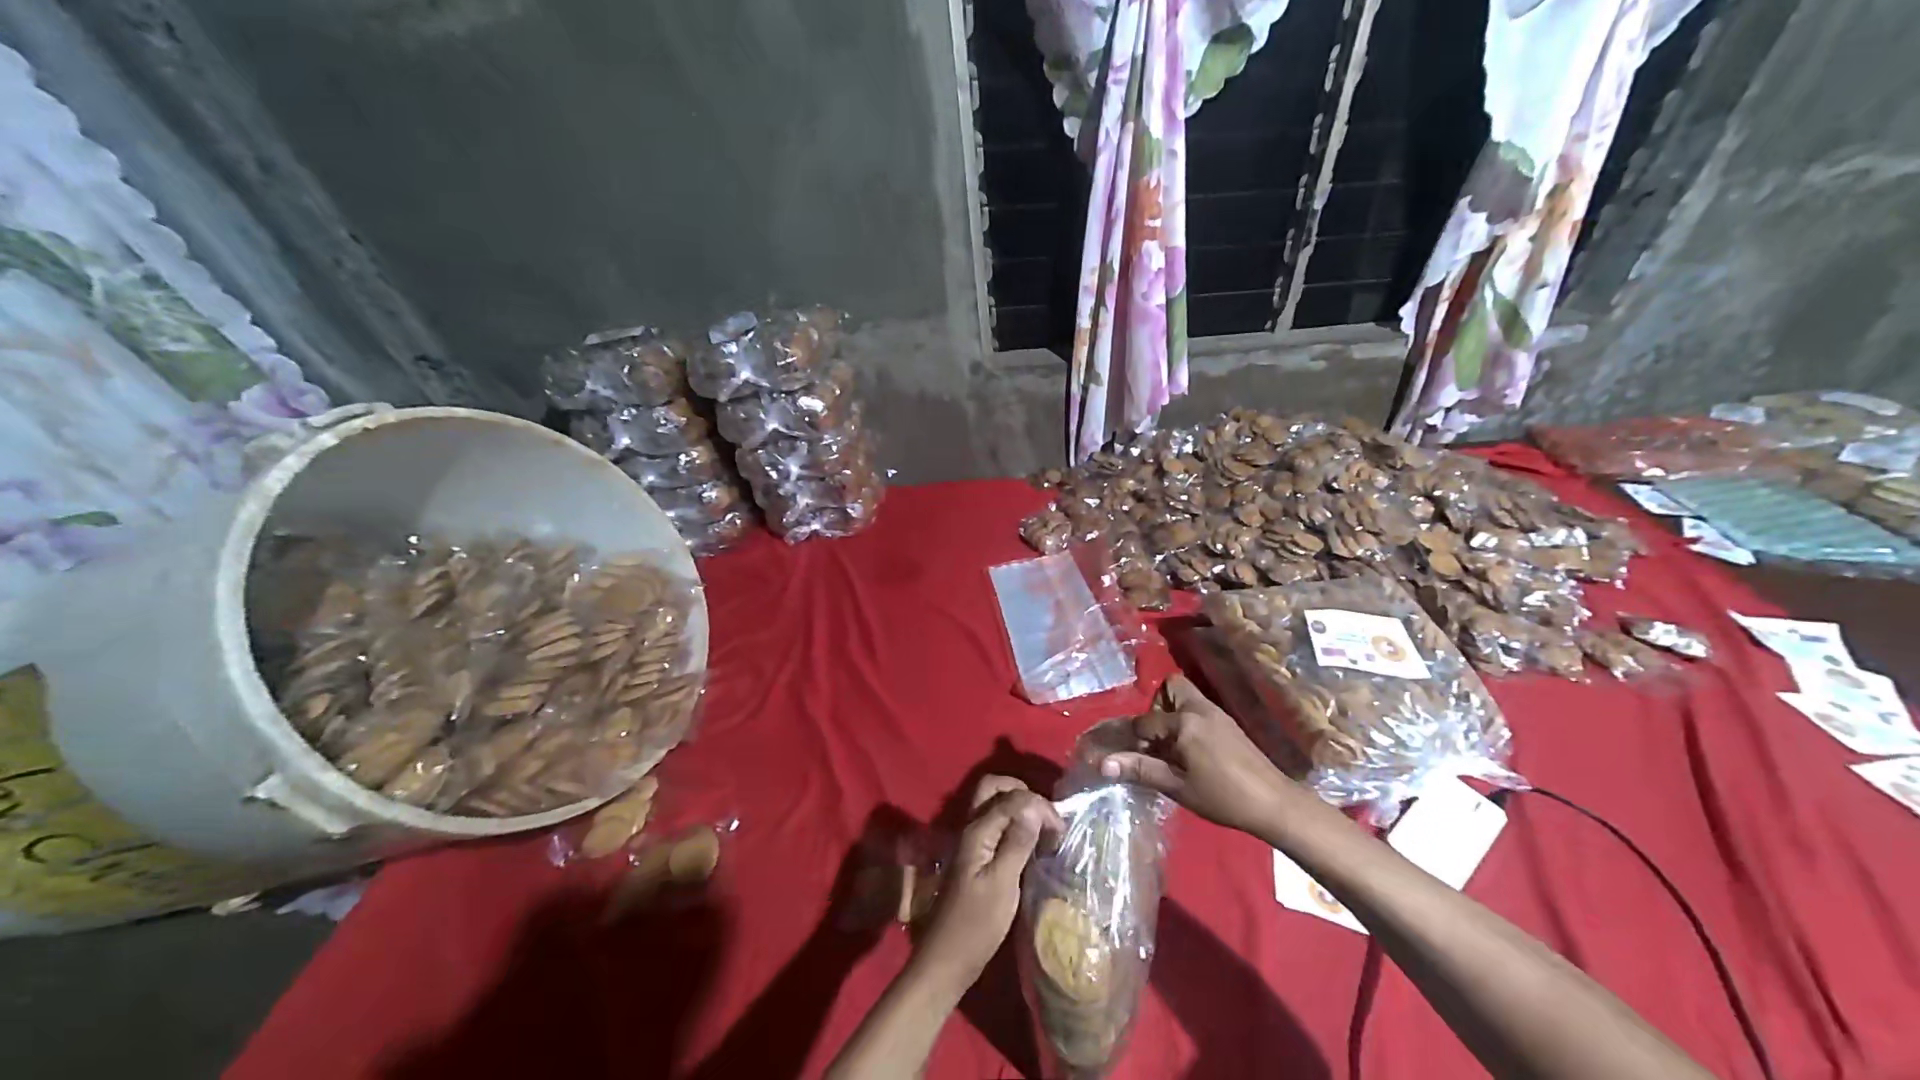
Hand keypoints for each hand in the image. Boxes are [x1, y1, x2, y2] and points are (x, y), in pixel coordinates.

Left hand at [916, 776, 1062, 988]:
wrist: (947, 959)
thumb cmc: (976, 925)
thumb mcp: (1002, 884)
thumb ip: (1017, 842)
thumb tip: (1034, 804)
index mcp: (976, 831)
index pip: (1011, 798)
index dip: (1038, 805)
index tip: (1060, 828)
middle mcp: (970, 828)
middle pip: (993, 789)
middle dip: (1023, 793)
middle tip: (1048, 816)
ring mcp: (971, 842)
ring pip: (993, 806)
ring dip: (1019, 807)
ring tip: (1045, 828)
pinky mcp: (976, 857)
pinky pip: (995, 825)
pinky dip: (1014, 824)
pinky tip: (1031, 843)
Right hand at [1098, 675, 1298, 835]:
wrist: (1275, 803)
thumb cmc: (1223, 796)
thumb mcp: (1177, 786)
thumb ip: (1140, 769)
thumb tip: (1102, 763)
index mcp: (1185, 722)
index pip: (1144, 721)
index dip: (1132, 739)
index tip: (1130, 757)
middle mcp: (1200, 708)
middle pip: (1170, 687)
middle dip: (1156, 706)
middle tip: (1156, 739)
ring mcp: (1217, 714)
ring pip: (1186, 695)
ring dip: (1172, 713)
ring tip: (1171, 747)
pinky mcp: (1228, 724)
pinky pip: (1198, 709)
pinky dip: (1187, 721)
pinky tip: (1190, 751)